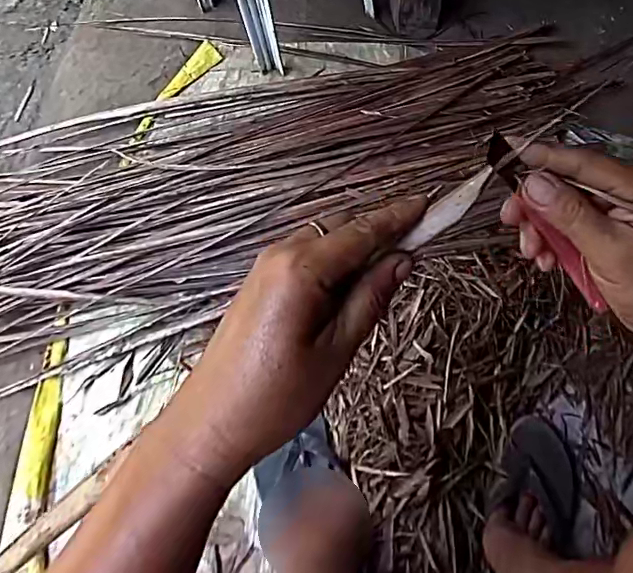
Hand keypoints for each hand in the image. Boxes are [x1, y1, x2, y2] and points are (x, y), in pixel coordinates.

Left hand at [158, 198, 423, 481]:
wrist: (204, 429)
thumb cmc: (273, 400)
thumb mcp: (335, 352)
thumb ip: (371, 298)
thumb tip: (403, 259)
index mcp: (301, 269)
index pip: (362, 231)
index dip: (399, 216)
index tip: (428, 203)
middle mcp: (281, 253)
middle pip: (344, 226)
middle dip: (381, 230)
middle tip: (416, 245)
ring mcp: (267, 264)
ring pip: (326, 237)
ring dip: (358, 244)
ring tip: (388, 270)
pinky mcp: (261, 279)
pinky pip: (309, 252)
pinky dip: (336, 257)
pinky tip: (351, 283)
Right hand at [499, 144, 632, 357]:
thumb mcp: (612, 254)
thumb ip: (571, 215)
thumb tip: (536, 183)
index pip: (582, 161)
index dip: (542, 154)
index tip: (510, 149)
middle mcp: (625, 193)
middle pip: (567, 181)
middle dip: (536, 200)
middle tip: (513, 215)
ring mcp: (614, 213)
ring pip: (562, 205)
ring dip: (541, 226)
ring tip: (533, 249)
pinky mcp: (605, 231)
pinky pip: (568, 225)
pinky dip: (552, 240)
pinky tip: (547, 257)